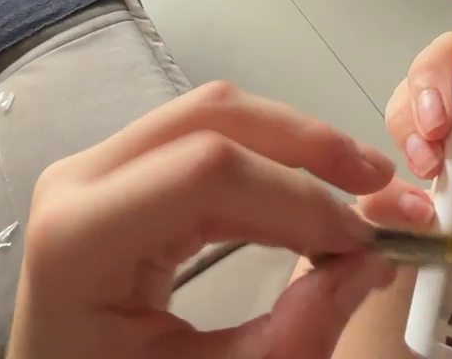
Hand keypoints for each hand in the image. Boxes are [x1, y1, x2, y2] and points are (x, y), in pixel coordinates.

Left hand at [8, 81, 401, 358]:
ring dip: (294, 143)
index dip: (295, 195)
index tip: (359, 238)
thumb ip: (292, 336)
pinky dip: (269, 162)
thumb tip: (370, 262)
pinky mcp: (123, 173)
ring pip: (213, 114)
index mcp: (76, 236)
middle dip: (304, 142)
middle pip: (211, 116)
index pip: (204, 171)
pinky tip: (311, 190)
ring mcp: (98, 167)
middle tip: (375, 179)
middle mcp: (80, 178)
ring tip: (359, 178)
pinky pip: (206, 143)